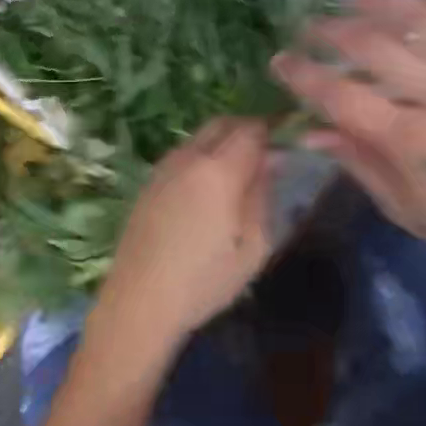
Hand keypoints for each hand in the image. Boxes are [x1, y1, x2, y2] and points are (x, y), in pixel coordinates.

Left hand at [91, 118, 275, 358]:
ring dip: (223, 142)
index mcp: (219, 171)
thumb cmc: (204, 281)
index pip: (252, 130)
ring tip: (238, 173)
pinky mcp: (149, 182)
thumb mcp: (252, 248)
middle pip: (223, 123)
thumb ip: (263, 196)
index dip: (273, 131)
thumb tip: (272, 162)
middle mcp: (189, 158)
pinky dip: (202, 156)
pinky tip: (207, 189)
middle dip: (248, 130)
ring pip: (200, 136)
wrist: (139, 302)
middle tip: (265, 155)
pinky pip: (183, 153)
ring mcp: (165, 167)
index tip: (286, 146)